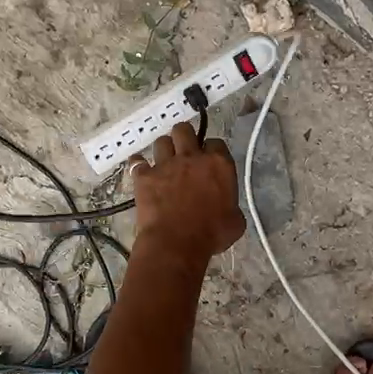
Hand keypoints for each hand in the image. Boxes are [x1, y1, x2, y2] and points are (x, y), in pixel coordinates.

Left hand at [127, 121, 244, 261]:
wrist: (177, 243)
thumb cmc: (211, 234)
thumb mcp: (235, 221)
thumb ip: (231, 205)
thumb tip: (227, 208)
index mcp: (218, 165)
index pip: (216, 143)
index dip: (211, 149)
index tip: (209, 159)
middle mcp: (192, 157)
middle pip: (184, 130)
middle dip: (183, 136)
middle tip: (183, 149)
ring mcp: (166, 164)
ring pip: (161, 141)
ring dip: (163, 149)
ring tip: (164, 161)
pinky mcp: (144, 176)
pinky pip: (137, 162)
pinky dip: (138, 164)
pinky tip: (139, 169)